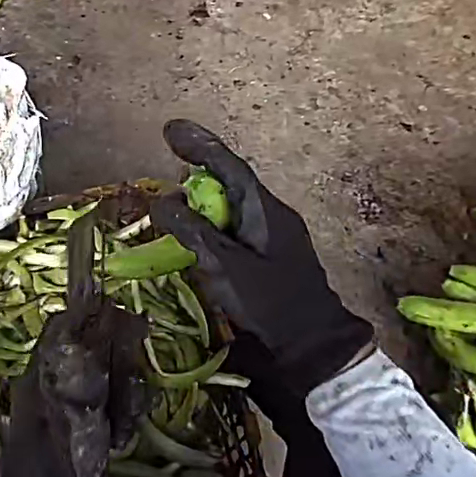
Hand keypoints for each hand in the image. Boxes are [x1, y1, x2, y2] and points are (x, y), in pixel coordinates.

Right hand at [152, 120, 371, 412]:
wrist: (313, 346)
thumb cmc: (271, 305)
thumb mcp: (226, 267)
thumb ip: (193, 232)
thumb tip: (163, 202)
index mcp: (265, 211)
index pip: (230, 168)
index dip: (200, 146)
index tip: (171, 130)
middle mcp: (272, 216)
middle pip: (232, 183)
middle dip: (201, 170)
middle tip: (173, 161)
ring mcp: (275, 236)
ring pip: (234, 206)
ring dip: (205, 201)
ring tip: (178, 204)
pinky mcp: (271, 256)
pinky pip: (237, 227)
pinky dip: (214, 225)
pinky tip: (200, 237)